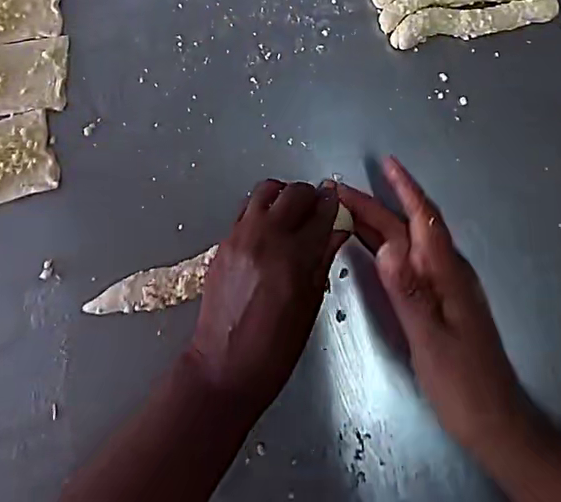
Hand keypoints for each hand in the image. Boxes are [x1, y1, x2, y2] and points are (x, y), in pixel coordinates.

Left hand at [184, 180, 347, 412]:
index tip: (338, 202)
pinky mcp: (224, 242)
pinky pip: (246, 210)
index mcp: (294, 258)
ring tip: (291, 212)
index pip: (321, 213)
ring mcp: (241, 237)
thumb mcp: (310, 305)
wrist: (222, 368)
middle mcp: (266, 239)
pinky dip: (262, 210)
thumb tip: (337, 231)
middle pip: (294, 193)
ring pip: (266, 191)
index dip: (333, 205)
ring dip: (284, 196)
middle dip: (311, 196)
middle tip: (317, 207)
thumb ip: (323, 260)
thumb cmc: (274, 349)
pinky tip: (269, 228)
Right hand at [336, 158, 528, 452]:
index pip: (422, 219)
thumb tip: (386, 245)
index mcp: (446, 272)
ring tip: (345, 207)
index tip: (386, 162)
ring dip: (377, 221)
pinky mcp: (438, 301)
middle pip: (407, 227)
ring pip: (406, 242)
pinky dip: (385, 244)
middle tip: (338, 189)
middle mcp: (445, 271)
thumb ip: (408, 292)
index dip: (405, 188)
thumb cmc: (463, 384)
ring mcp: (443, 286)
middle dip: (374, 203)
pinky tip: (371, 246)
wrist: (494, 422)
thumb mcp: (430, 340)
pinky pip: (407, 260)